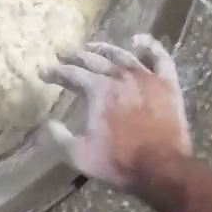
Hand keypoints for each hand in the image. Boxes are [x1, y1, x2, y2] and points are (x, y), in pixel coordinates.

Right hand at [41, 35, 189, 192]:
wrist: (162, 169)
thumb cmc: (120, 162)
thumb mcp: (79, 156)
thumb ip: (58, 138)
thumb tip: (47, 123)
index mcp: (97, 90)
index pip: (71, 73)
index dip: (55, 72)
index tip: (45, 74)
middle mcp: (119, 76)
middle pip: (93, 59)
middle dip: (75, 57)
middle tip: (64, 55)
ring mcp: (145, 78)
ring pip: (121, 54)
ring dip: (104, 48)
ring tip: (92, 46)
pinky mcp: (167, 85)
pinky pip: (160, 58)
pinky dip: (150, 45)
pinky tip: (139, 41)